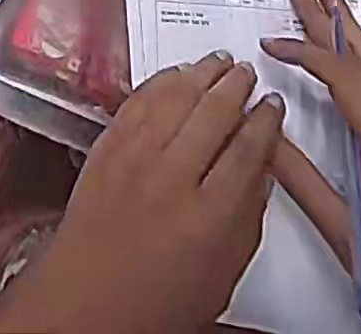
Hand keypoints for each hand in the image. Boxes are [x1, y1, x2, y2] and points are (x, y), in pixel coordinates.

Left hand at [0, 53, 284, 333]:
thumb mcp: (223, 272)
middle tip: (247, 73)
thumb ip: (247, 216)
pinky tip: (177, 73)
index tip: (272, 106)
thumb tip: (261, 168)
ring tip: (220, 61)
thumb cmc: (158, 299)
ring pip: (176, 97)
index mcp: (210, 216)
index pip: (247, 150)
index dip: (264, 122)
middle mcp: (172, 176)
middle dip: (236, 86)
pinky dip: (162, 81)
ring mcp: (135, 155)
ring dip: (202, 73)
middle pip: (214, 113)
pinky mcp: (108, 144)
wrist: (88, 298)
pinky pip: (140, 99)